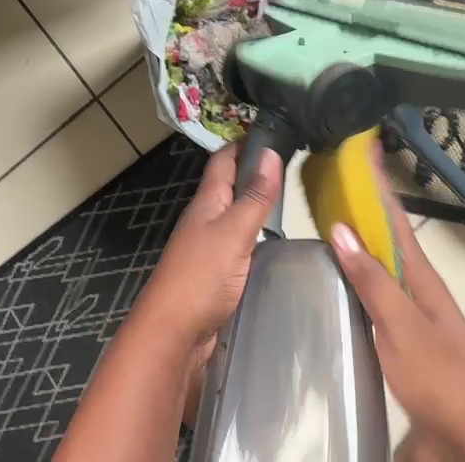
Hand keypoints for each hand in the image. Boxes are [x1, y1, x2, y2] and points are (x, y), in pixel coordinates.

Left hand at [134, 142, 282, 348]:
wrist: (173, 334)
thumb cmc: (201, 276)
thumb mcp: (234, 232)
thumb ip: (255, 197)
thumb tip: (272, 152)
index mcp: (207, 201)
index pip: (225, 159)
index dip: (245, 143)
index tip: (274, 130)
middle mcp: (205, 218)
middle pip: (229, 185)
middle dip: (254, 172)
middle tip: (292, 165)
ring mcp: (207, 246)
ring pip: (233, 215)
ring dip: (255, 205)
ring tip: (289, 202)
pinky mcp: (214, 273)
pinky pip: (237, 243)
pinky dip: (254, 235)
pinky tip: (274, 245)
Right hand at [327, 143, 464, 461]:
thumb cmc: (443, 378)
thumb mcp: (403, 326)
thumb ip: (372, 280)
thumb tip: (341, 227)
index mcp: (420, 277)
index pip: (393, 217)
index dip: (377, 183)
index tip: (362, 148)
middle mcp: (416, 289)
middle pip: (384, 239)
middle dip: (359, 208)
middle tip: (327, 182)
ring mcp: (411, 316)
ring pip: (378, 268)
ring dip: (355, 243)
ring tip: (324, 225)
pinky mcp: (403, 343)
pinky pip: (373, 297)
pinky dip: (354, 280)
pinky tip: (336, 289)